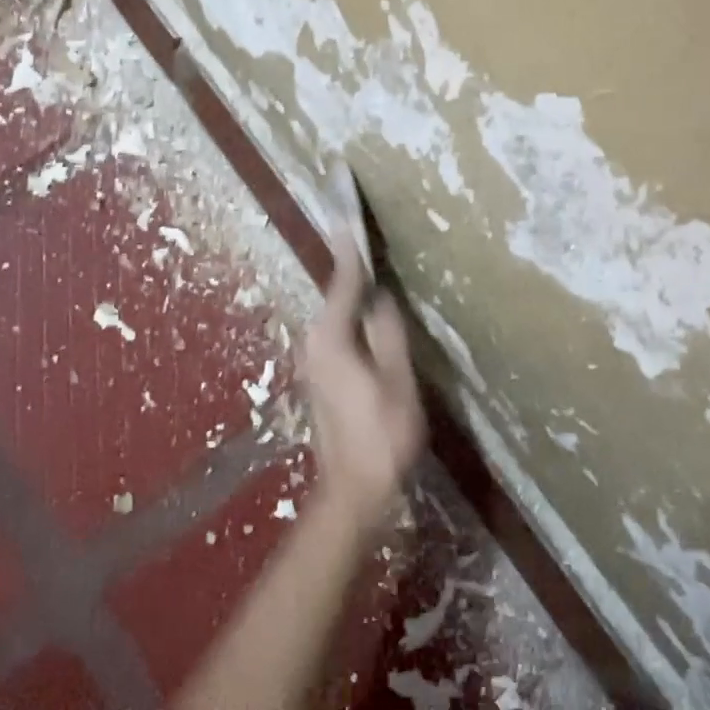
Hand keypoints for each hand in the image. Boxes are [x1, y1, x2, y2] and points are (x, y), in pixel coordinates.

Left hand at [300, 230, 426, 532]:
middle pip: (335, 300)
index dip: (349, 254)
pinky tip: (369, 324)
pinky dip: (351, 324)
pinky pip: (336, 338)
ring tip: (371, 274)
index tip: (345, 221)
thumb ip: (389, 334)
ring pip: (336, 321)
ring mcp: (311, 364)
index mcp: (331, 339)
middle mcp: (313, 345)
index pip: (342, 285)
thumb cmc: (381, 435)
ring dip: (352, 300)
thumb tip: (382, 297)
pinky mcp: (318, 379)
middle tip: (364, 242)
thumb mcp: (397, 381)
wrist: (352, 489)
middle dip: (351, 272)